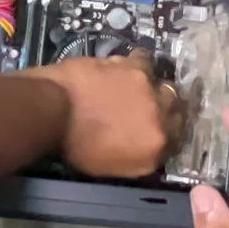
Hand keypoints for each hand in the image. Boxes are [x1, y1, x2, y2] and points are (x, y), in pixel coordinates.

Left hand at [31, 51, 179, 177]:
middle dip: (165, 108)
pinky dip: (136, 65)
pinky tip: (124, 68)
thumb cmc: (73, 145)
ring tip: (134, 87)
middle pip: (174, 109)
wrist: (53, 109)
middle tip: (147, 108)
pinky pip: (144, 61)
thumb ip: (136, 156)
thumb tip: (142, 145)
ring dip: (152, 86)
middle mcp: (159, 117)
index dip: (167, 132)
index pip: (175, 139)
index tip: (156, 129)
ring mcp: (147, 89)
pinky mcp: (132, 65)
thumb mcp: (109, 166)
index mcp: (155, 146)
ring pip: (163, 83)